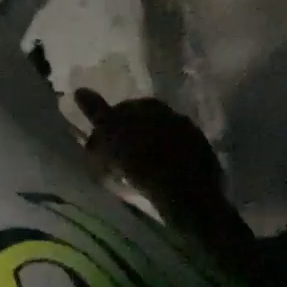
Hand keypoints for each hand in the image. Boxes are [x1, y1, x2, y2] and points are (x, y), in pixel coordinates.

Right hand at [76, 88, 262, 286]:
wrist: (186, 196)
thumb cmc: (139, 161)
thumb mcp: (108, 135)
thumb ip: (95, 112)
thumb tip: (79, 89)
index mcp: (150, 105)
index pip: (122, 109)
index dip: (107, 127)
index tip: (99, 145)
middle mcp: (175, 116)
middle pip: (143, 125)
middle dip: (128, 138)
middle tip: (114, 160)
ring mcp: (194, 139)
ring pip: (160, 142)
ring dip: (147, 153)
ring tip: (133, 174)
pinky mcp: (207, 163)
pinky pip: (177, 160)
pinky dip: (164, 167)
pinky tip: (156, 181)